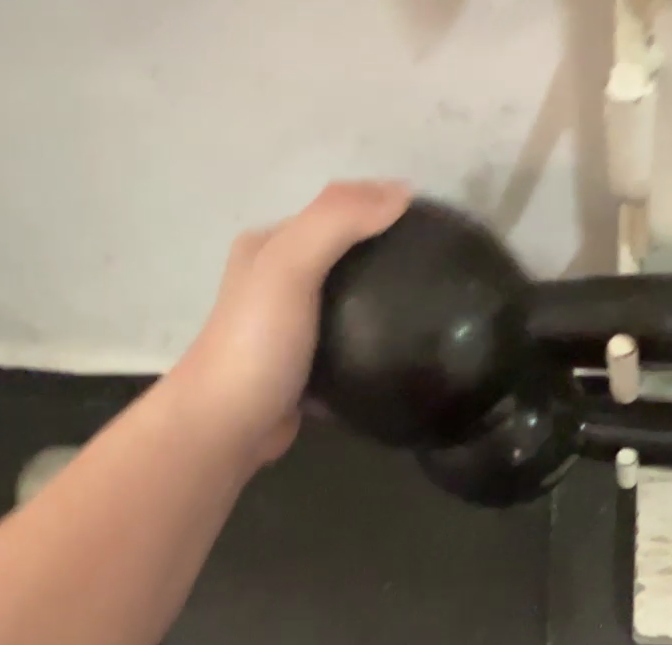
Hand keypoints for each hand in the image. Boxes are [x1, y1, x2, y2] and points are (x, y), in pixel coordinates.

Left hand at [168, 181, 411, 463]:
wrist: (229, 424)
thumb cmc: (257, 342)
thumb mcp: (290, 267)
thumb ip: (336, 223)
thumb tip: (402, 192)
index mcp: (270, 246)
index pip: (336, 210)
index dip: (382, 208)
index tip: (435, 226)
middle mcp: (278, 282)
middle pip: (345, 257)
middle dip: (389, 257)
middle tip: (442, 270)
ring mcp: (294, 329)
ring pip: (351, 304)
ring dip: (386, 305)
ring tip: (434, 311)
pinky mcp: (309, 370)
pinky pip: (353, 347)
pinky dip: (378, 347)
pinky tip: (407, 355)